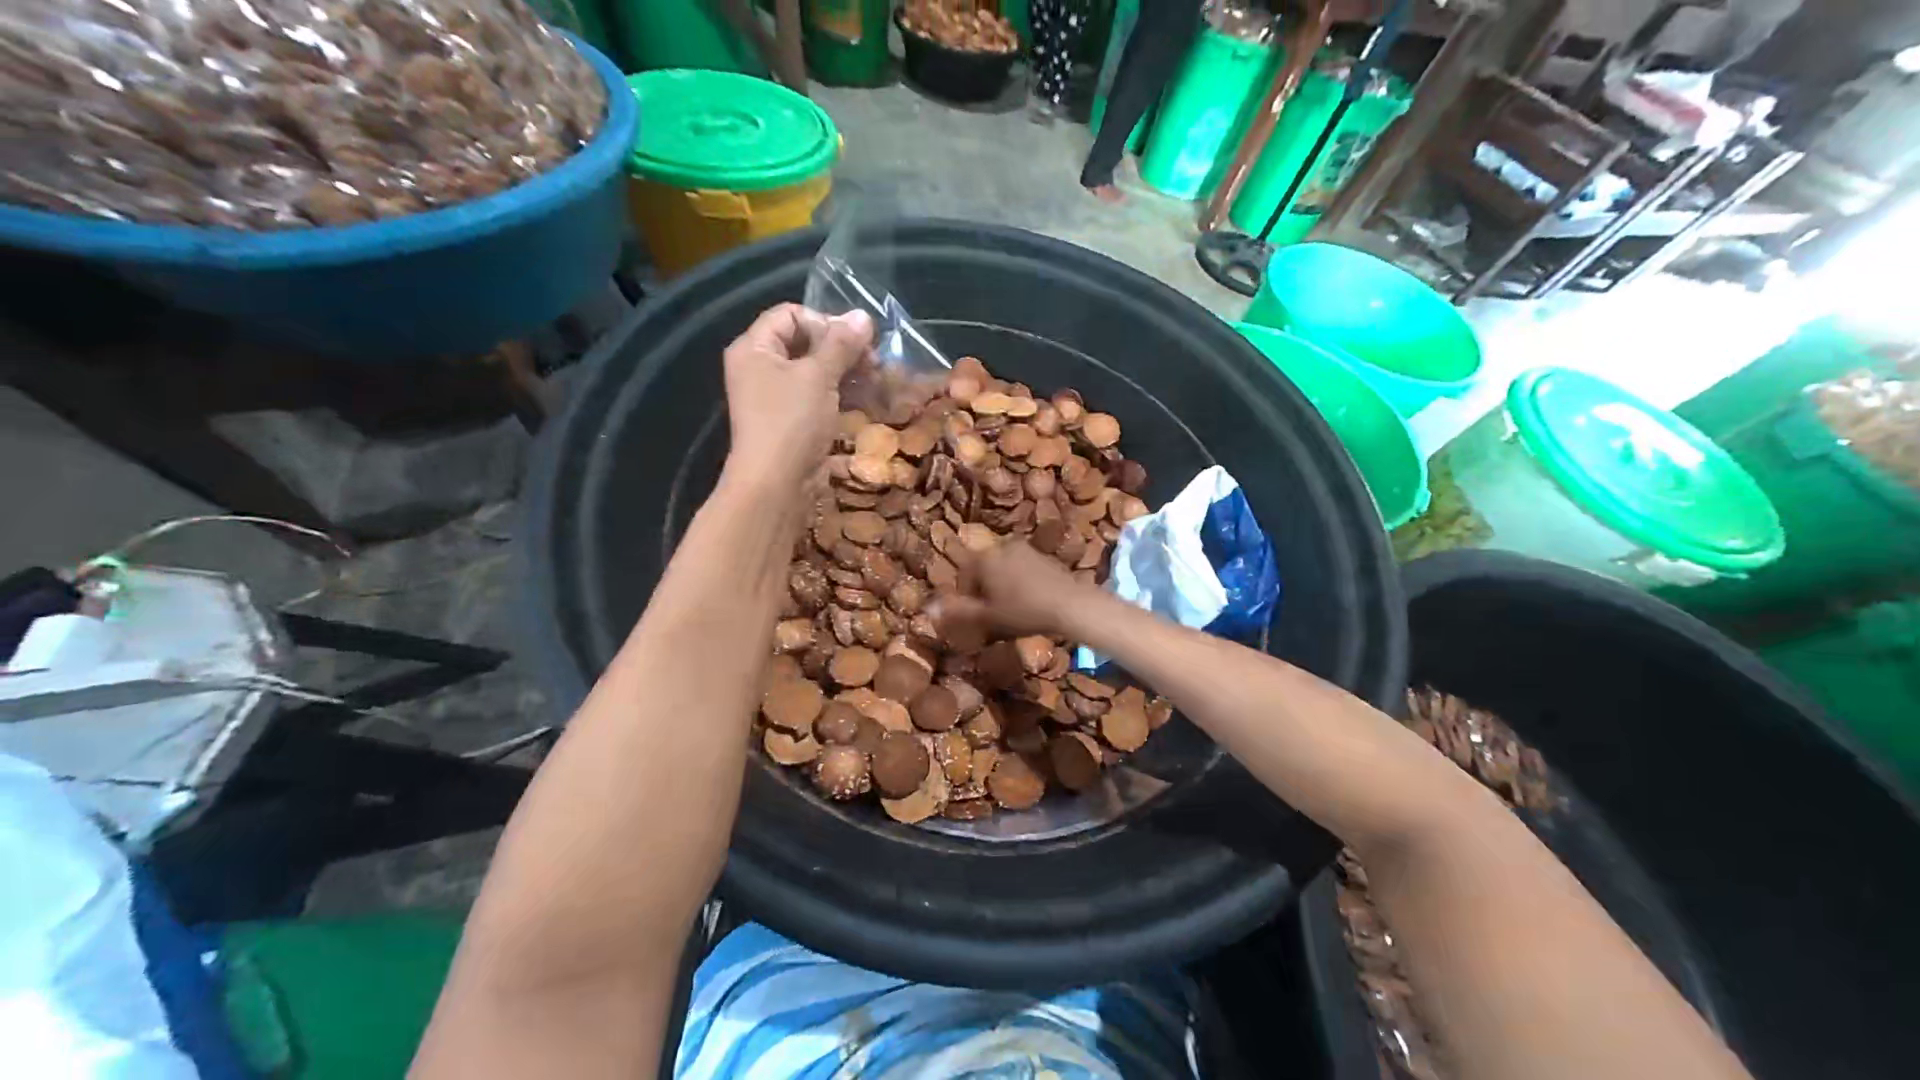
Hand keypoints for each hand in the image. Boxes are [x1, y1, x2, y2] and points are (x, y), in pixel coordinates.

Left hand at [722, 304, 873, 490]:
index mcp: (754, 348)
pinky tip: (867, 394)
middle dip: (841, 346)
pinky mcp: (794, 420)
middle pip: (805, 341)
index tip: (852, 340)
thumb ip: (841, 344)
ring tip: (877, 376)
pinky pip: (819, 395)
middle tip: (873, 358)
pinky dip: (841, 392)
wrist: (776, 484)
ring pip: (815, 370)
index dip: (823, 320)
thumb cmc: (791, 422)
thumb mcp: (818, 376)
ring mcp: (777, 397)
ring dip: (846, 369)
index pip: (790, 314)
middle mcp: (761, 368)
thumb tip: (863, 316)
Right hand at [932, 540, 1106, 639]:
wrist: (1070, 604)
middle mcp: (1001, 546)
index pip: (964, 576)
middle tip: (993, 614)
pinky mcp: (1043, 555)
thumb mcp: (987, 616)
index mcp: (984, 558)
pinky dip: (1019, 582)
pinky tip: (1029, 601)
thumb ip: (957, 612)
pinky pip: (1021, 568)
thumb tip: (928, 609)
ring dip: (1001, 585)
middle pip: (983, 569)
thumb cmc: (1024, 611)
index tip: (976, 616)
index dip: (966, 598)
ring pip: (1002, 568)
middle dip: (984, 590)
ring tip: (1011, 609)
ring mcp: (1024, 548)